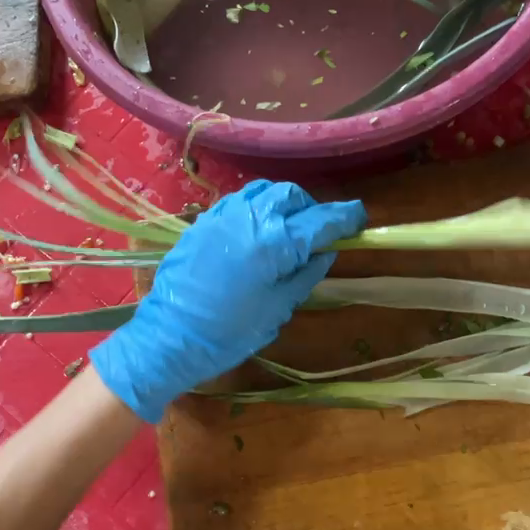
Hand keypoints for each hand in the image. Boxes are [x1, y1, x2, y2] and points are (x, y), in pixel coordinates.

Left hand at [92, 181, 366, 422]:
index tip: (360, 219)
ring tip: (288, 227)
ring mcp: (222, 215)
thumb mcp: (278, 308)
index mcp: (275, 241)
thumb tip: (326, 252)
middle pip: (290, 195)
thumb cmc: (229, 332)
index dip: (345, 218)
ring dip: (282, 203)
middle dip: (310, 207)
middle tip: (319, 230)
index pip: (320, 219)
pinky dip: (256, 208)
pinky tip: (257, 231)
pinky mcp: (203, 222)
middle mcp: (250, 217)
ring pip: (263, 191)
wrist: (170, 338)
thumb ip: (306, 274)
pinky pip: (238, 202)